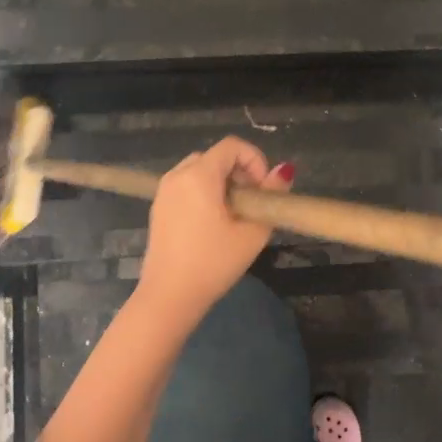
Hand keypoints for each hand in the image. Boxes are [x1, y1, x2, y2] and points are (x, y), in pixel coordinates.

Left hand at [136, 137, 293, 317]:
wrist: (169, 296)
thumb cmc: (213, 263)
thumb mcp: (252, 232)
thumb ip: (270, 197)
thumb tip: (283, 171)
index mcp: (199, 175)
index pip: (232, 146)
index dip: (255, 159)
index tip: (263, 189)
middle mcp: (177, 175)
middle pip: (214, 156)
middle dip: (239, 171)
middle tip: (252, 202)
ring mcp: (163, 192)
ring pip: (198, 171)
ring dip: (221, 182)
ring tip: (234, 214)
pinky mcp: (158, 208)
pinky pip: (185, 186)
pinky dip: (203, 192)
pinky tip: (212, 224)